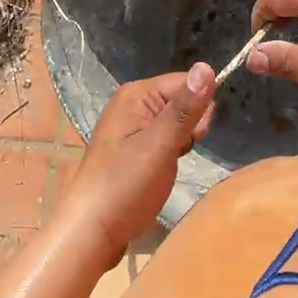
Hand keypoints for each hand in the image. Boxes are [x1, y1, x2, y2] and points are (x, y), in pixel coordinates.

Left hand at [53, 64, 215, 264]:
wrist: (90, 232)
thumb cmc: (125, 186)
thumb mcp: (160, 145)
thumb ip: (185, 108)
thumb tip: (207, 66)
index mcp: (136, 94)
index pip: (185, 82)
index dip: (198, 109)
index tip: (194, 138)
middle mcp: (131, 103)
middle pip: (179, 101)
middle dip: (188, 128)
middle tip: (175, 155)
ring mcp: (129, 127)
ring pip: (173, 123)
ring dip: (179, 143)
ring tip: (165, 166)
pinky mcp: (130, 148)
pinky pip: (162, 138)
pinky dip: (168, 153)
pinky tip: (159, 171)